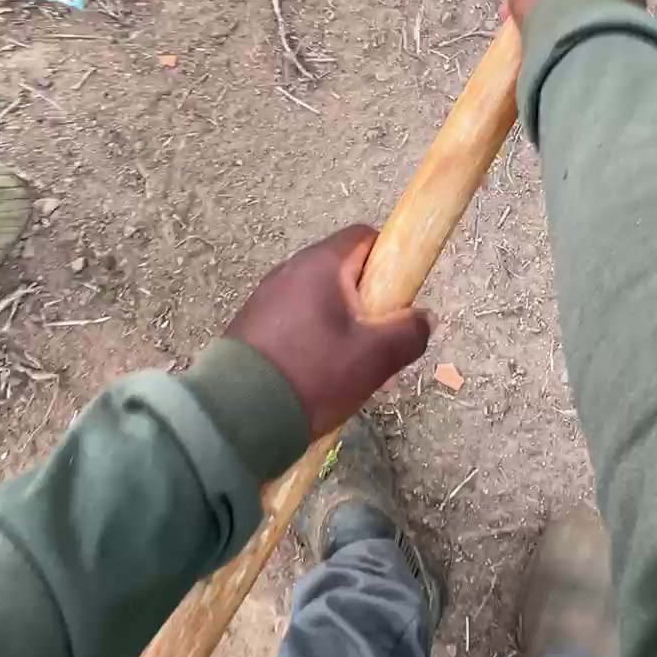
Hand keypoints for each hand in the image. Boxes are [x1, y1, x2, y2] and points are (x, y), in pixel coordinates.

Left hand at [225, 225, 433, 437]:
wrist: (231, 420)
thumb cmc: (311, 375)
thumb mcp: (373, 359)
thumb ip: (408, 333)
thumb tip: (424, 319)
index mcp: (321, 265)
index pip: (365, 237)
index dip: (390, 259)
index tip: (398, 296)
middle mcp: (290, 270)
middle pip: (343, 269)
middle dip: (367, 298)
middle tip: (376, 338)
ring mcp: (265, 297)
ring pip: (319, 296)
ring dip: (339, 321)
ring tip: (346, 364)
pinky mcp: (249, 325)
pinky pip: (294, 318)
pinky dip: (312, 336)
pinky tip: (315, 374)